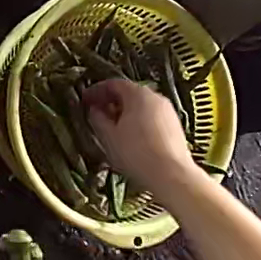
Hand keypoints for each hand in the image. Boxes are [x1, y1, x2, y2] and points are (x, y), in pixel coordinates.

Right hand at [82, 78, 198, 196]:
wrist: (171, 176)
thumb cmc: (136, 154)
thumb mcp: (108, 136)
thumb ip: (97, 119)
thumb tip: (94, 110)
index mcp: (138, 95)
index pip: (113, 84)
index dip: (96, 90)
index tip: (85, 100)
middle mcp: (156, 98)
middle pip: (129, 93)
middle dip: (110, 101)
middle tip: (95, 112)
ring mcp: (168, 112)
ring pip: (141, 106)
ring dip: (124, 112)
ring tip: (111, 127)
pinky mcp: (175, 127)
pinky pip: (151, 118)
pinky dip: (137, 121)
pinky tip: (130, 137)